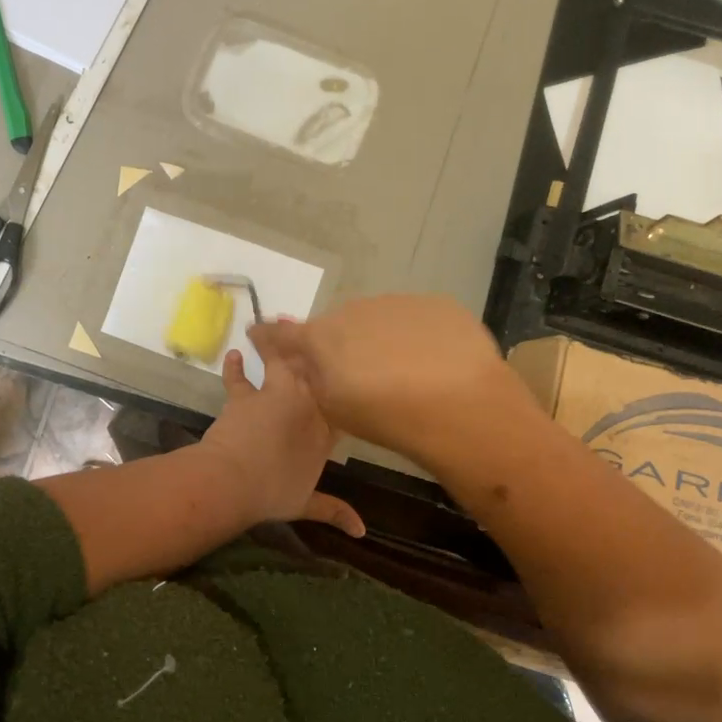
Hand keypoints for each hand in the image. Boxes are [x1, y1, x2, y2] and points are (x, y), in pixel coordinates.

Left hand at [197, 349, 363, 536]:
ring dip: (279, 345)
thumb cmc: (272, 493)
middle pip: (316, 374)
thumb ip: (333, 511)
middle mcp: (305, 408)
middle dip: (317, 355)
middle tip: (317, 336)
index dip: (341, 387)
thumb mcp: (305, 505)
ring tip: (275, 325)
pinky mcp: (245, 395)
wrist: (233, 480)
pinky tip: (234, 353)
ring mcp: (275, 397)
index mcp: (325, 434)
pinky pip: (240, 375)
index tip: (344, 373)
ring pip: (283, 363)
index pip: (340, 404)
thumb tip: (362, 532)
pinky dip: (235, 365)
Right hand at [247, 296, 542, 469]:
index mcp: (321, 338)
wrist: (464, 410)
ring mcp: (397, 304)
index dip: (267, 335)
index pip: (281, 332)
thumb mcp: (332, 408)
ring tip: (394, 369)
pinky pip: (413, 318)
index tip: (257, 334)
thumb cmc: (385, 417)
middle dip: (333, 343)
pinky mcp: (437, 305)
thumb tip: (302, 364)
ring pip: (373, 319)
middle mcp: (352, 311)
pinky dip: (412, 335)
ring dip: (374, 337)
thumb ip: (310, 380)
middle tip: (350, 372)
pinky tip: (427, 361)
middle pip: (332, 325)